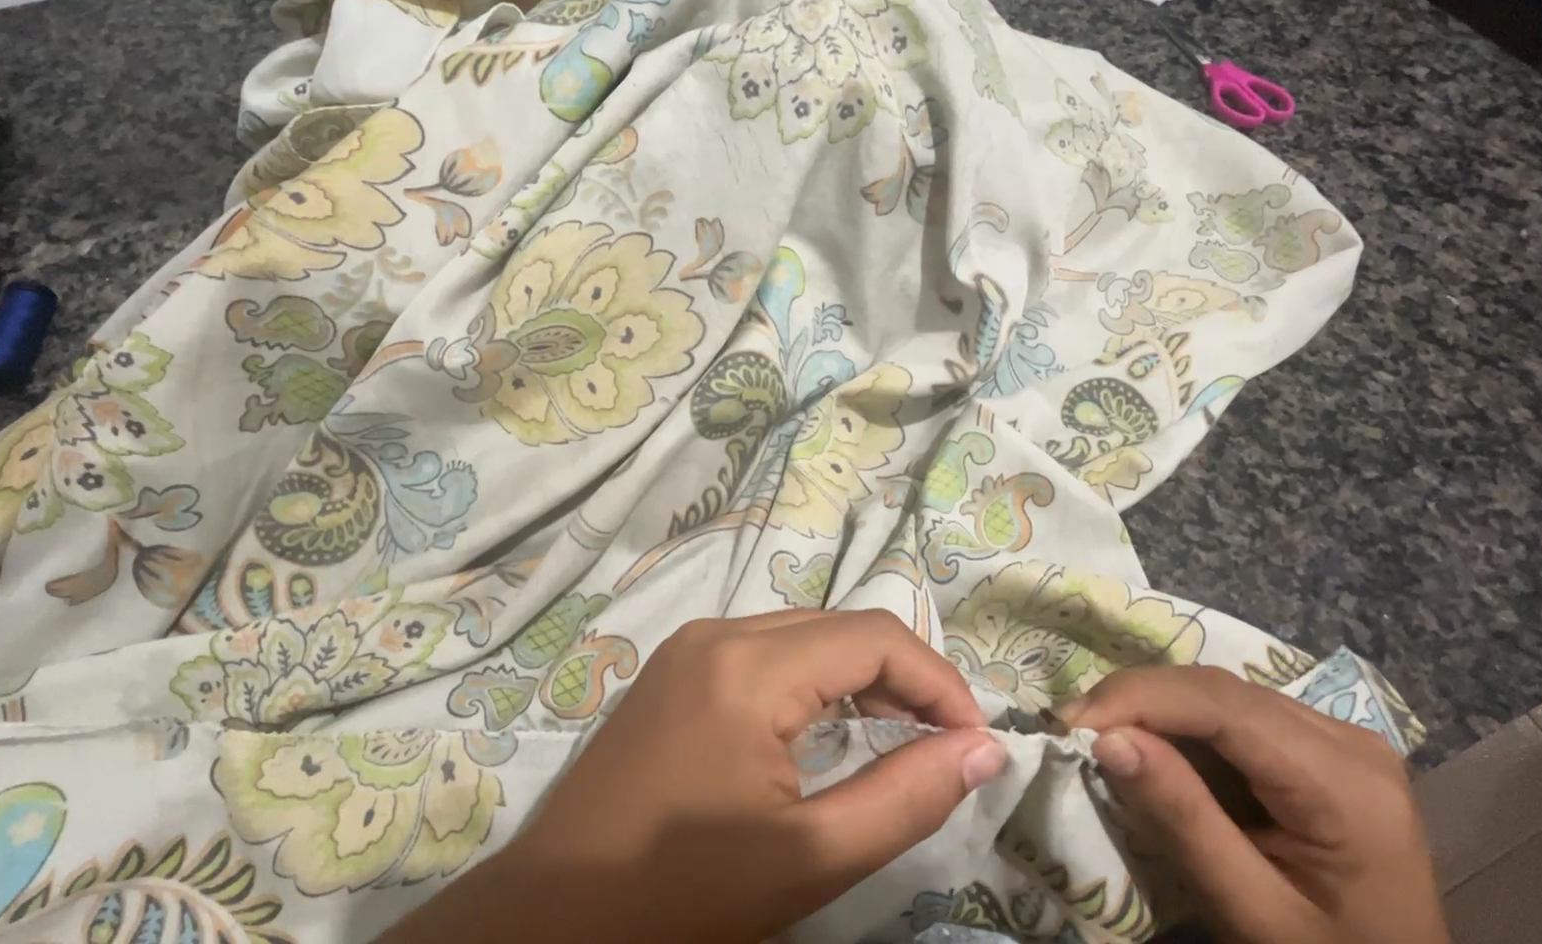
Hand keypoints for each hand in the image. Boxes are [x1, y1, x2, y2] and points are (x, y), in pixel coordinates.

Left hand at [388, 610, 1008, 943]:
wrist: (557, 915)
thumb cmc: (685, 892)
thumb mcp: (811, 856)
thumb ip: (908, 796)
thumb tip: (985, 749)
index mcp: (749, 665)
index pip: (873, 637)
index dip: (938, 682)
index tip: (974, 742)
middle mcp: (718, 632)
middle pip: (839, 627)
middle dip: (903, 676)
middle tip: (946, 742)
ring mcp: (689, 647)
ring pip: (803, 634)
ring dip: (860, 675)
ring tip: (901, 734)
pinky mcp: (673, 670)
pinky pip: (764, 651)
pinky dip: (813, 679)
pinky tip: (829, 725)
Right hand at [1054, 666, 1447, 943]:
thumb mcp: (1249, 910)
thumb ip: (1183, 821)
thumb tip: (1107, 740)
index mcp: (1344, 783)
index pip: (1223, 704)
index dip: (1138, 698)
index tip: (1069, 724)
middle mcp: (1348, 739)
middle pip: (1220, 690)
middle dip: (1136, 700)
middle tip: (1071, 732)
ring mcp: (1338, 738)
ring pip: (1221, 694)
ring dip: (1153, 709)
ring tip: (1099, 739)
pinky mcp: (1321, 747)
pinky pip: (1234, 715)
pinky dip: (1180, 727)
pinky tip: (1150, 750)